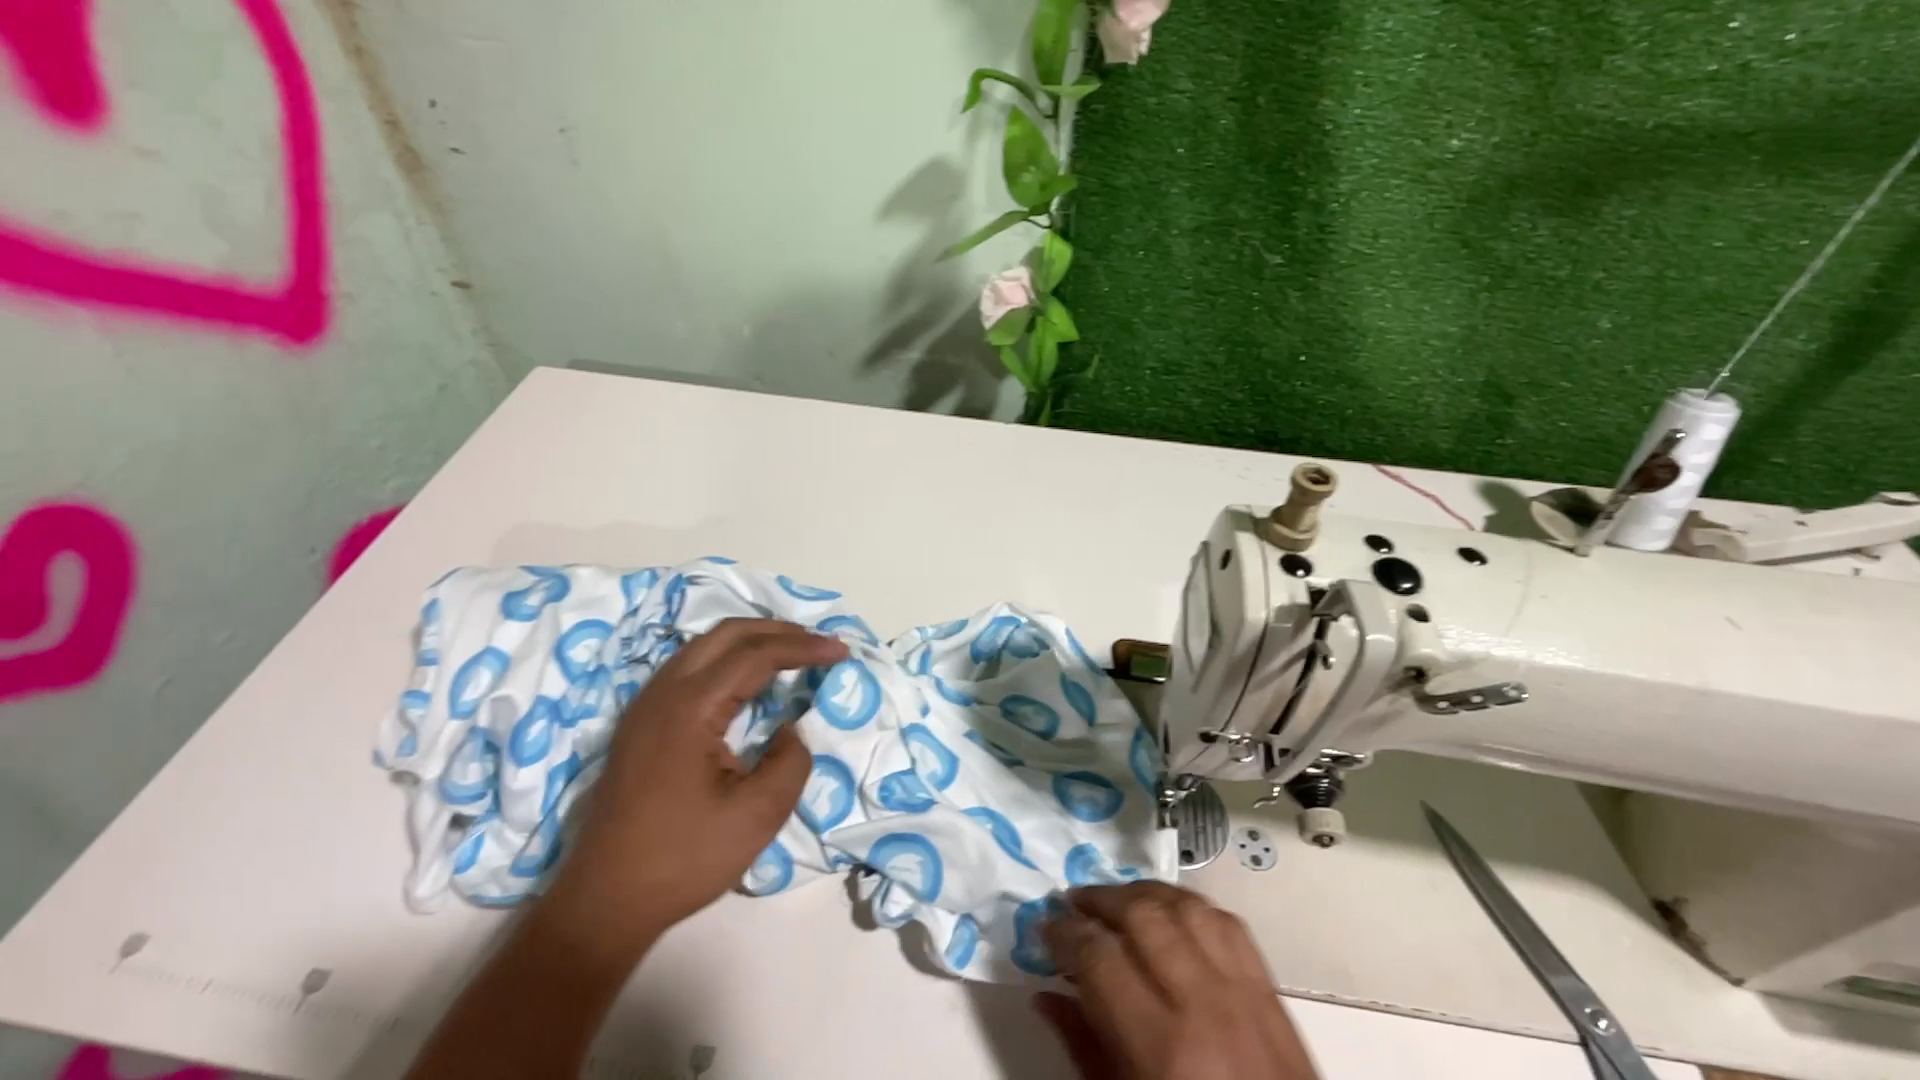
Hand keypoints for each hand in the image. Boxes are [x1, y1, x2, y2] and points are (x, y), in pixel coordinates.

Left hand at [553, 618, 847, 939]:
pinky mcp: (639, 726)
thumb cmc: (684, 858)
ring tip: (791, 653)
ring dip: (750, 642)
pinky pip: (688, 669)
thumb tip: (789, 730)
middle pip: (725, 635)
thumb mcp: (758, 815)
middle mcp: (662, 693)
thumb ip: (790, 761)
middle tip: (819, 643)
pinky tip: (747, 682)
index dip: (804, 647)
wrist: (606, 900)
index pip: (755, 655)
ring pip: (702, 648)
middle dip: (778, 631)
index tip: (842, 652)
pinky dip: (726, 661)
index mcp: (690, 708)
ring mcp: (644, 708)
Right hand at [1036, 883, 1321, 1079]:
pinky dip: (1191, 905)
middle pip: (1144, 917)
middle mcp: (1202, 1004)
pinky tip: (1169, 910)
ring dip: (1144, 892)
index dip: (1066, 933)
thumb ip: (1082, 1046)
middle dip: (1101, 899)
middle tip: (1074, 902)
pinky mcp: (1269, 988)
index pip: (1101, 958)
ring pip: (1187, 907)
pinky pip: (1227, 922)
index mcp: (1160, 1045)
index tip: (1047, 927)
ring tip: (1116, 898)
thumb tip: (1045, 995)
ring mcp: (1242, 990)